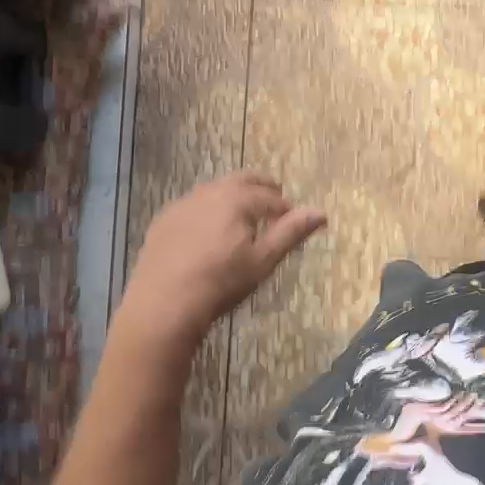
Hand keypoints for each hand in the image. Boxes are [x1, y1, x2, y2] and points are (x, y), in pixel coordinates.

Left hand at [118, 172, 325, 356]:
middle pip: (242, 180)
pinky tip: (208, 232)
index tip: (293, 220)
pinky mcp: (163, 220)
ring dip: (233, 196)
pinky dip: (208, 209)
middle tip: (274, 200)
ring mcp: (182, 204)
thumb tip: (321, 212)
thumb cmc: (221, 282)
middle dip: (262, 188)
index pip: (270, 197)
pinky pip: (192, 205)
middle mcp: (208, 192)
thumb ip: (290, 233)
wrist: (163, 304)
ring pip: (215, 190)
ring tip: (242, 216)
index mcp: (236, 199)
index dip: (286, 209)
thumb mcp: (262, 260)